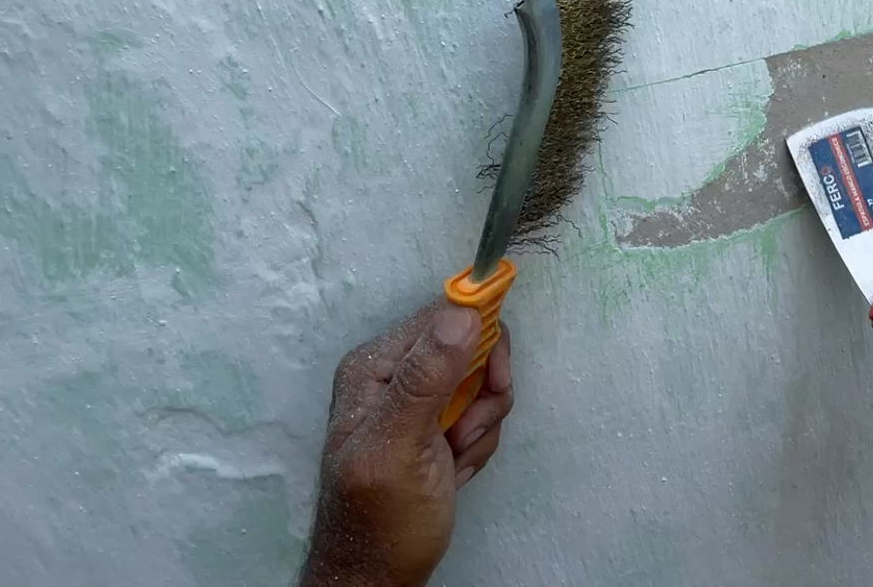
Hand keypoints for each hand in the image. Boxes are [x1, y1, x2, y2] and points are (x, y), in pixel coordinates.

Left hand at [299, 299, 515, 586]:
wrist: (381, 578)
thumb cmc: (380, 519)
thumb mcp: (399, 447)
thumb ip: (426, 379)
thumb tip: (462, 312)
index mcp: (376, 364)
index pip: (445, 315)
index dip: (480, 339)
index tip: (496, 380)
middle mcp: (397, 370)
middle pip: (472, 342)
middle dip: (483, 391)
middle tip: (469, 431)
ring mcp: (420, 394)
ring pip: (485, 376)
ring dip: (485, 420)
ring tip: (458, 456)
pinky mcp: (440, 417)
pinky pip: (486, 405)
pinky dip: (483, 437)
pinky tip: (458, 466)